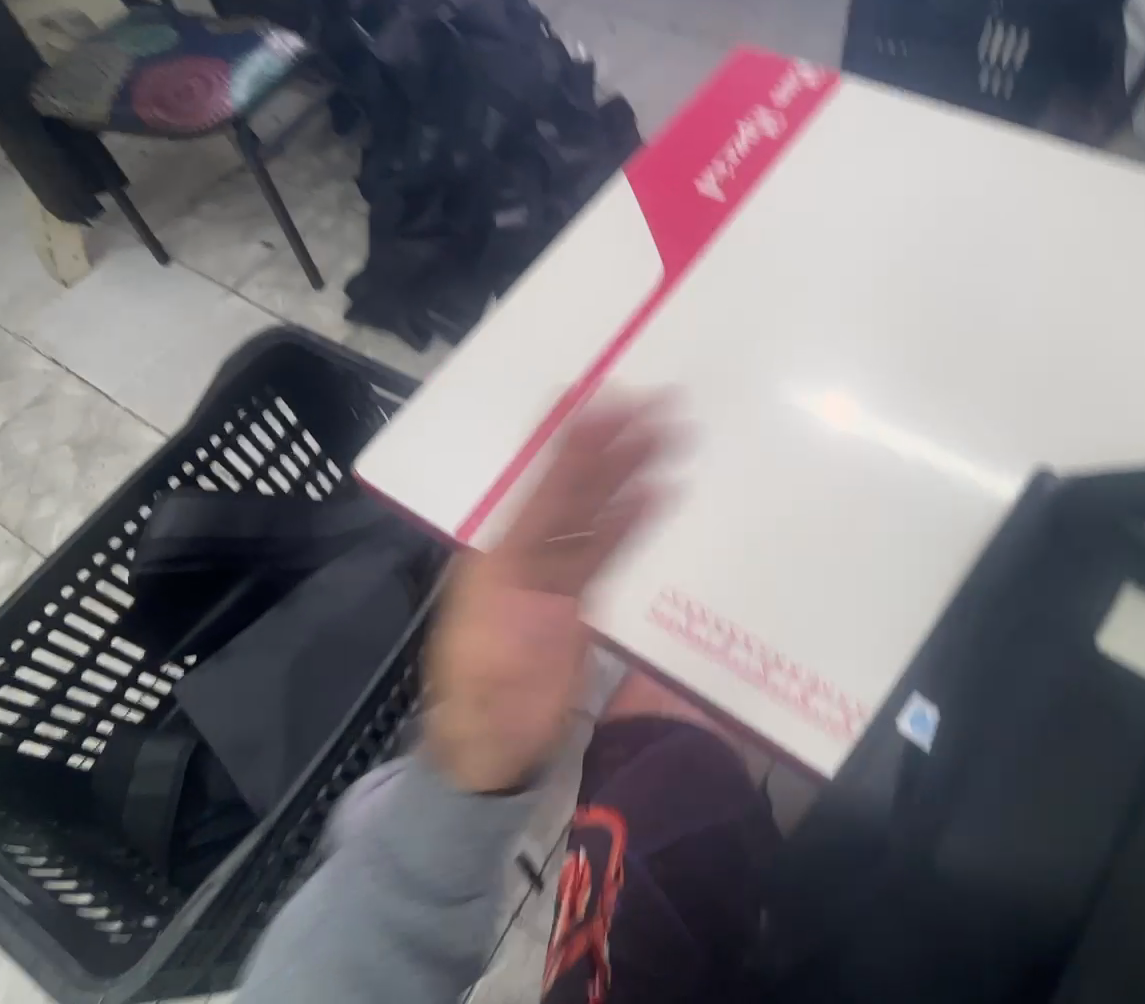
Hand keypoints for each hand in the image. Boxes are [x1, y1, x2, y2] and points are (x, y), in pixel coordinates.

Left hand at [423, 395, 675, 793]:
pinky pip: (608, 549)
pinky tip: (655, 493)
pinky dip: (631, 519)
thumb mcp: (486, 647)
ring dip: (627, 472)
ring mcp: (557, 573)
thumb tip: (540, 555)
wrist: (490, 744)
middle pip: (575, 490)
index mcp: (499, 555)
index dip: (570, 446)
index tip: (596, 400)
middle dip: (612, 447)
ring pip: (596, 512)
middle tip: (652, 405)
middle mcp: (528, 552)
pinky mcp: (581, 597)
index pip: (542, 488)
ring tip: (663, 434)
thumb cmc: (480, 698)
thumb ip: (515, 602)